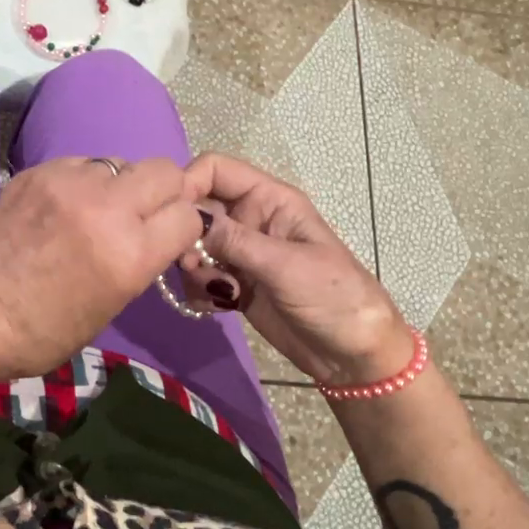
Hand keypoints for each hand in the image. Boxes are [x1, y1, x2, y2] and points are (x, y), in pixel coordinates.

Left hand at [0, 157, 201, 381]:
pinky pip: (83, 163)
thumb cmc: (35, 334)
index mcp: (128, 254)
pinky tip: (65, 207)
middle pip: (164, 171)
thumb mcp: (106, 310)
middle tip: (142, 218)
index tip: (168, 240)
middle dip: (164, 194)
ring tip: (98, 212)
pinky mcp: (37, 171)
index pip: (188, 215)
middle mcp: (105, 208)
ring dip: (121, 185)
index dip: (182, 228)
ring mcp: (68, 182)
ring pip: (121, 162)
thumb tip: (150, 234)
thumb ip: (136, 263)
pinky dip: (85, 182)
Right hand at [182, 152, 411, 386]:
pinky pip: (200, 277)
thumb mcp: (286, 266)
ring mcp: (241, 253)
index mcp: (269, 199)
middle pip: (198, 207)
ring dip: (193, 266)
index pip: (216, 169)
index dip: (189, 183)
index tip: (172, 216)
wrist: (357, 358)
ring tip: (214, 290)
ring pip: (193, 245)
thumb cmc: (336, 297)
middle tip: (188, 263)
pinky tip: (217, 307)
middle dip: (186, 233)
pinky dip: (199, 290)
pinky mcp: (234, 285)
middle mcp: (250, 219)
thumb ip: (234, 240)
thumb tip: (186, 219)